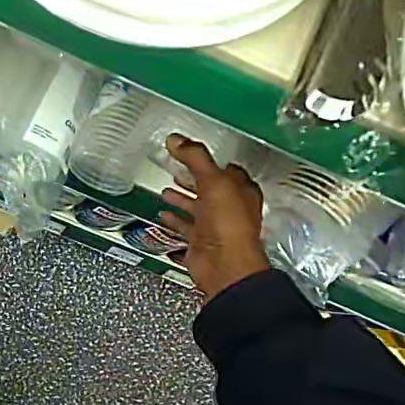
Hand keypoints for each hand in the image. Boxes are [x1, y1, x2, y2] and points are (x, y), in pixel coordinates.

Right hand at [160, 135, 271, 301]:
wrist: (224, 265)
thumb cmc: (228, 223)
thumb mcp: (213, 181)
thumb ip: (195, 158)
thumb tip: (176, 139)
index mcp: (241, 190)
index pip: (226, 169)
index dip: (210, 160)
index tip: (191, 152)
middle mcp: (230, 208)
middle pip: (209, 187)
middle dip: (193, 178)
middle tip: (176, 167)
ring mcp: (215, 226)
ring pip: (196, 207)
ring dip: (181, 198)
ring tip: (166, 189)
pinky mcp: (200, 241)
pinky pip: (185, 227)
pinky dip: (175, 220)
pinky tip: (164, 214)